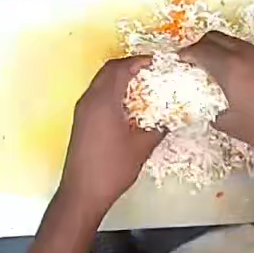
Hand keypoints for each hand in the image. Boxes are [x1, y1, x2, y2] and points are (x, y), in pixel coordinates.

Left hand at [57, 56, 161, 217]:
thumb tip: (173, 117)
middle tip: (150, 71)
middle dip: (129, 66)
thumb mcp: (142, 147)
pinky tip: (128, 104)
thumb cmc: (112, 168)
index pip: (120, 68)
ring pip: (100, 82)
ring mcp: (82, 110)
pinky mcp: (80, 120)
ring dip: (119, 78)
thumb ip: (159, 127)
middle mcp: (89, 100)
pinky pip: (96, 95)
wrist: (82, 191)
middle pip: (108, 71)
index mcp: (103, 101)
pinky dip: (112, 91)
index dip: (139, 61)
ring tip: (142, 85)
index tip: (156, 62)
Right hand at [180, 31, 253, 159]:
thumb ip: (213, 113)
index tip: (177, 62)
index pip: (200, 51)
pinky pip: (244, 50)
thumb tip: (206, 111)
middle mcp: (244, 55)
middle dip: (198, 46)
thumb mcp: (231, 126)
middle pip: (214, 38)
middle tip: (190, 63)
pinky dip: (231, 55)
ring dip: (216, 49)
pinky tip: (232, 75)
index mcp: (230, 68)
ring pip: (231, 41)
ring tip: (209, 68)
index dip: (185, 55)